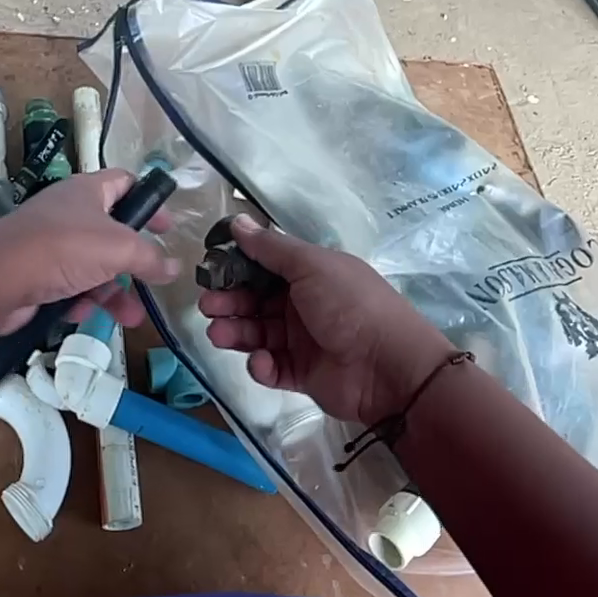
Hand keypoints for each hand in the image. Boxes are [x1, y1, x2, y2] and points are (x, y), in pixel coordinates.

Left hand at [0, 169, 181, 335]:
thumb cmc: (63, 248)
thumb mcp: (119, 249)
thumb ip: (150, 257)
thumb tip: (173, 266)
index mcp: (87, 192)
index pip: (125, 182)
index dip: (149, 201)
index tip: (167, 226)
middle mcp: (68, 213)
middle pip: (111, 234)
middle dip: (133, 262)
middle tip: (151, 279)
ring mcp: (50, 244)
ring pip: (93, 267)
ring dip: (113, 292)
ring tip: (130, 317)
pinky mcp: (36, 274)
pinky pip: (70, 286)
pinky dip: (81, 300)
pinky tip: (83, 314)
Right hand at [197, 216, 456, 424]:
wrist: (389, 367)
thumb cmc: (349, 305)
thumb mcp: (311, 266)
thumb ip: (270, 247)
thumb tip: (236, 222)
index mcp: (311, 274)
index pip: (264, 268)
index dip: (237, 269)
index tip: (210, 272)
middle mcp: (305, 304)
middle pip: (256, 301)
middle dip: (229, 302)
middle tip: (208, 306)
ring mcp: (303, 341)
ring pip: (258, 333)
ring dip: (236, 331)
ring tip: (218, 334)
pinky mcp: (302, 374)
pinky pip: (272, 367)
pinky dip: (261, 364)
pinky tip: (261, 361)